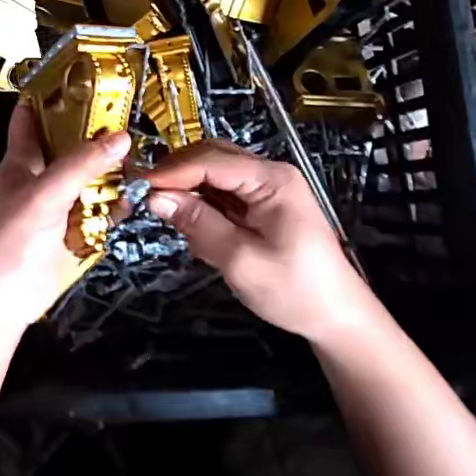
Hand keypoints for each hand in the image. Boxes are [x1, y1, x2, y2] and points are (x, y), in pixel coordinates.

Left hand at [0, 104, 130, 332]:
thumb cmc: (8, 239)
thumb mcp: (44, 194)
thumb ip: (81, 165)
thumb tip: (121, 136)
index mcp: (21, 162)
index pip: (31, 119)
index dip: (50, 96)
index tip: (81, 77)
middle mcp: (41, 180)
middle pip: (71, 149)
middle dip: (98, 136)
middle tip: (133, 120)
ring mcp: (58, 209)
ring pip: (90, 181)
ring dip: (113, 173)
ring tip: (143, 159)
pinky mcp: (73, 236)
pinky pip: (99, 213)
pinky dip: (117, 206)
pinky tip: (135, 198)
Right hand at [145, 141, 377, 343]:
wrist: (336, 317)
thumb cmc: (295, 291)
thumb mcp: (241, 261)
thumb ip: (199, 225)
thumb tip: (156, 198)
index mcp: (272, 180)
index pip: (211, 161)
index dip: (172, 171)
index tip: (139, 187)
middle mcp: (270, 174)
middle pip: (211, 158)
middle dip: (177, 175)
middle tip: (145, 198)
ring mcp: (267, 188)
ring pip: (214, 174)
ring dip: (188, 190)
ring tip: (166, 214)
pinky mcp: (263, 204)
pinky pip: (223, 192)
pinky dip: (202, 204)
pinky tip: (192, 226)